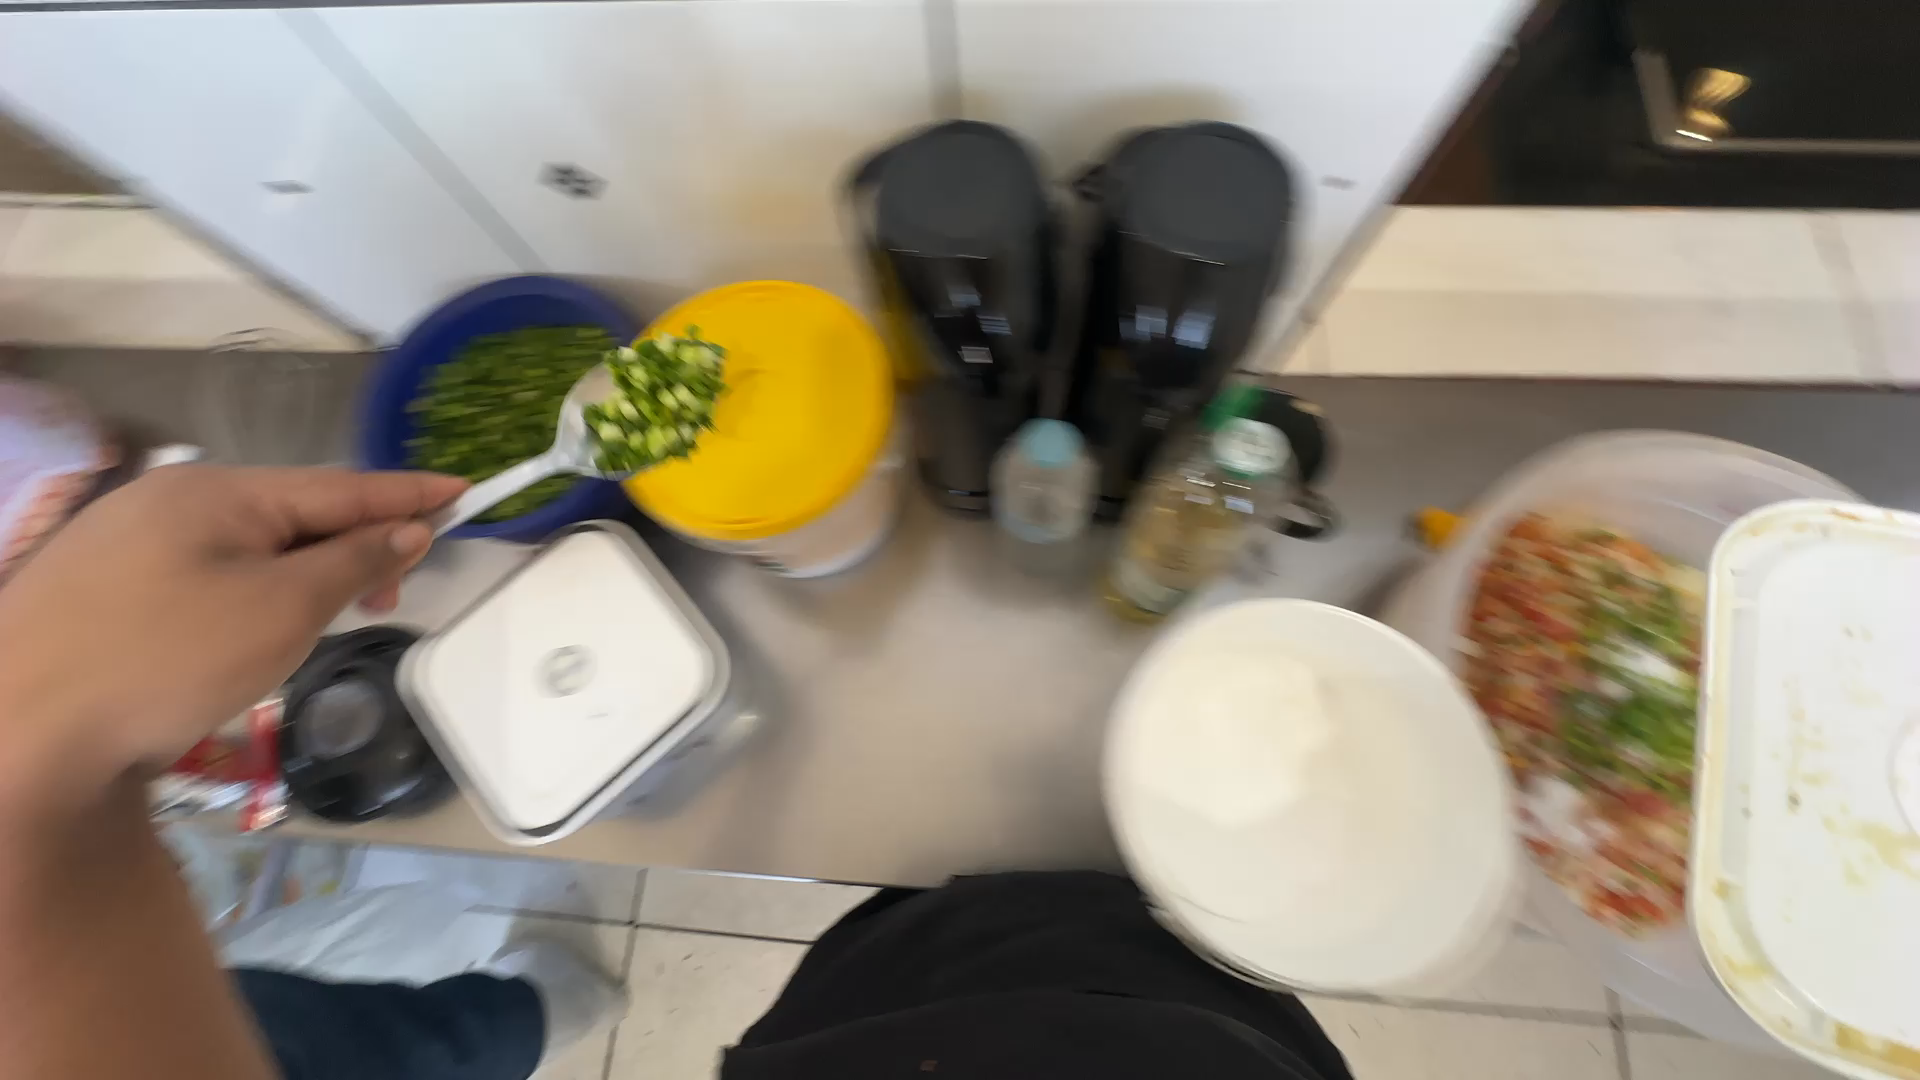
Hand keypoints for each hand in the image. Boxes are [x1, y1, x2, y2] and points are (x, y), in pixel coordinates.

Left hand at [0, 465, 464, 805]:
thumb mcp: (287, 606)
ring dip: (316, 571)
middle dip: (361, 544)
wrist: (9, 744)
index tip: (465, 491)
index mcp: (216, 494)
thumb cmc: (166, 661)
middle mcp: (171, 501)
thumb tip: (410, 530)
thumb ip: (359, 559)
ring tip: (339, 614)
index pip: (342, 486)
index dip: (410, 492)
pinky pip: (221, 566)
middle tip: (393, 596)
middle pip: (300, 511)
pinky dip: (269, 585)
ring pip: (261, 542)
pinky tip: (272, 619)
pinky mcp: (112, 582)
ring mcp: (133, 540)